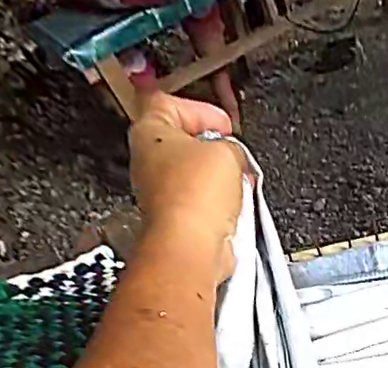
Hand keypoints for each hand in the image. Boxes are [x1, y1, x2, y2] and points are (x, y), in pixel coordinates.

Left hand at [125, 84, 244, 279]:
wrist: (194, 243)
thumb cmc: (195, 196)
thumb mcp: (227, 152)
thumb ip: (233, 146)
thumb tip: (236, 156)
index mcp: (149, 132)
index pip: (170, 105)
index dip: (201, 111)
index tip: (224, 124)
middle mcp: (148, 162)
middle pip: (184, 145)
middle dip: (213, 150)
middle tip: (234, 155)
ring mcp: (161, 194)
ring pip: (194, 177)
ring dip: (219, 180)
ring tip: (238, 184)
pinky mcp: (178, 221)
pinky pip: (201, 206)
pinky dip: (218, 206)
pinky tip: (232, 209)